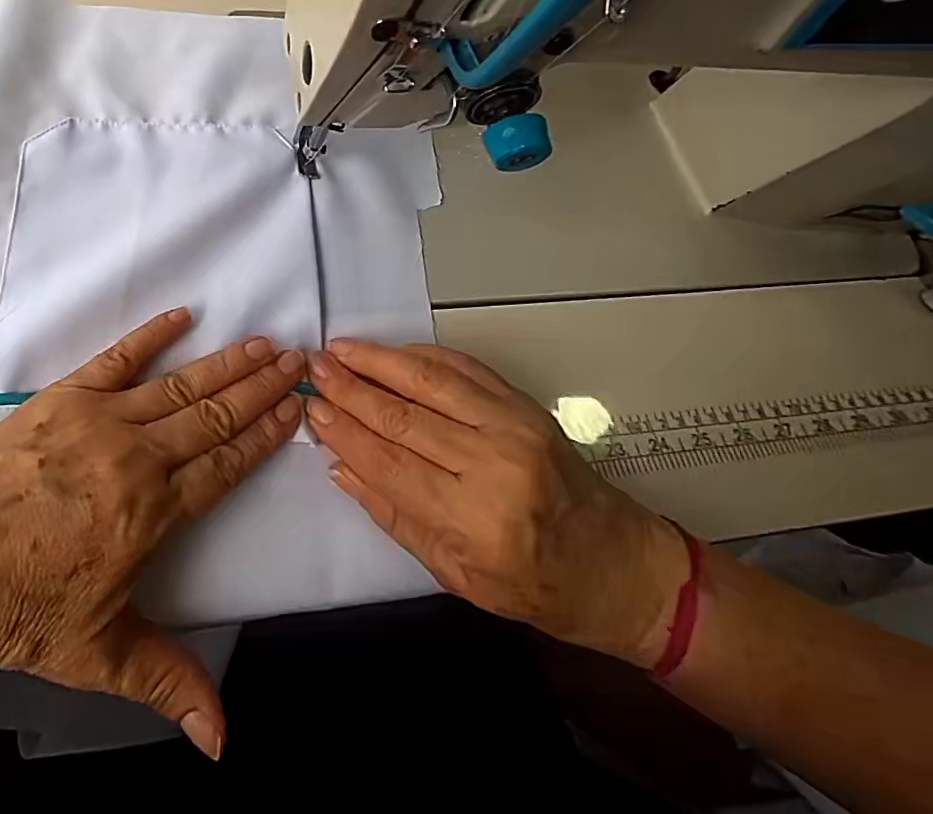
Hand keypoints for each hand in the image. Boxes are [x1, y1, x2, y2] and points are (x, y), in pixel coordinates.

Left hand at [0, 308, 307, 758]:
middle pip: (211, 417)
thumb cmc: (16, 608)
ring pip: (176, 386)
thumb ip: (168, 683)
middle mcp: (133, 458)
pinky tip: (179, 317)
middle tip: (297, 361)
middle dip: (259, 388)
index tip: (295, 409)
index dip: (264, 436)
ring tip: (262, 344)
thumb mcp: (98, 654)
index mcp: (151, 513)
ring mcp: (95, 420)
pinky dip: (148, 337)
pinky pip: (114, 359)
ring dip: (223, 364)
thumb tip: (224, 743)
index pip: (225, 464)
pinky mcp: (59, 399)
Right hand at [304, 340, 686, 666]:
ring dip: (378, 361)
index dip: (343, 432)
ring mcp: (515, 429)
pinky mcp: (527, 409)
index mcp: (472, 520)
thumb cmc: (535, 584)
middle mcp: (494, 466)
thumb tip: (340, 466)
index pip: (387, 462)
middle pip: (401, 416)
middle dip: (349, 389)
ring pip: (429, 382)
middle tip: (314, 369)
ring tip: (340, 349)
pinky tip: (391, 351)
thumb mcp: (453, 572)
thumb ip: (392, 514)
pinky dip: (423, 355)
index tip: (312, 408)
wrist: (620, 566)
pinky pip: (465, 370)